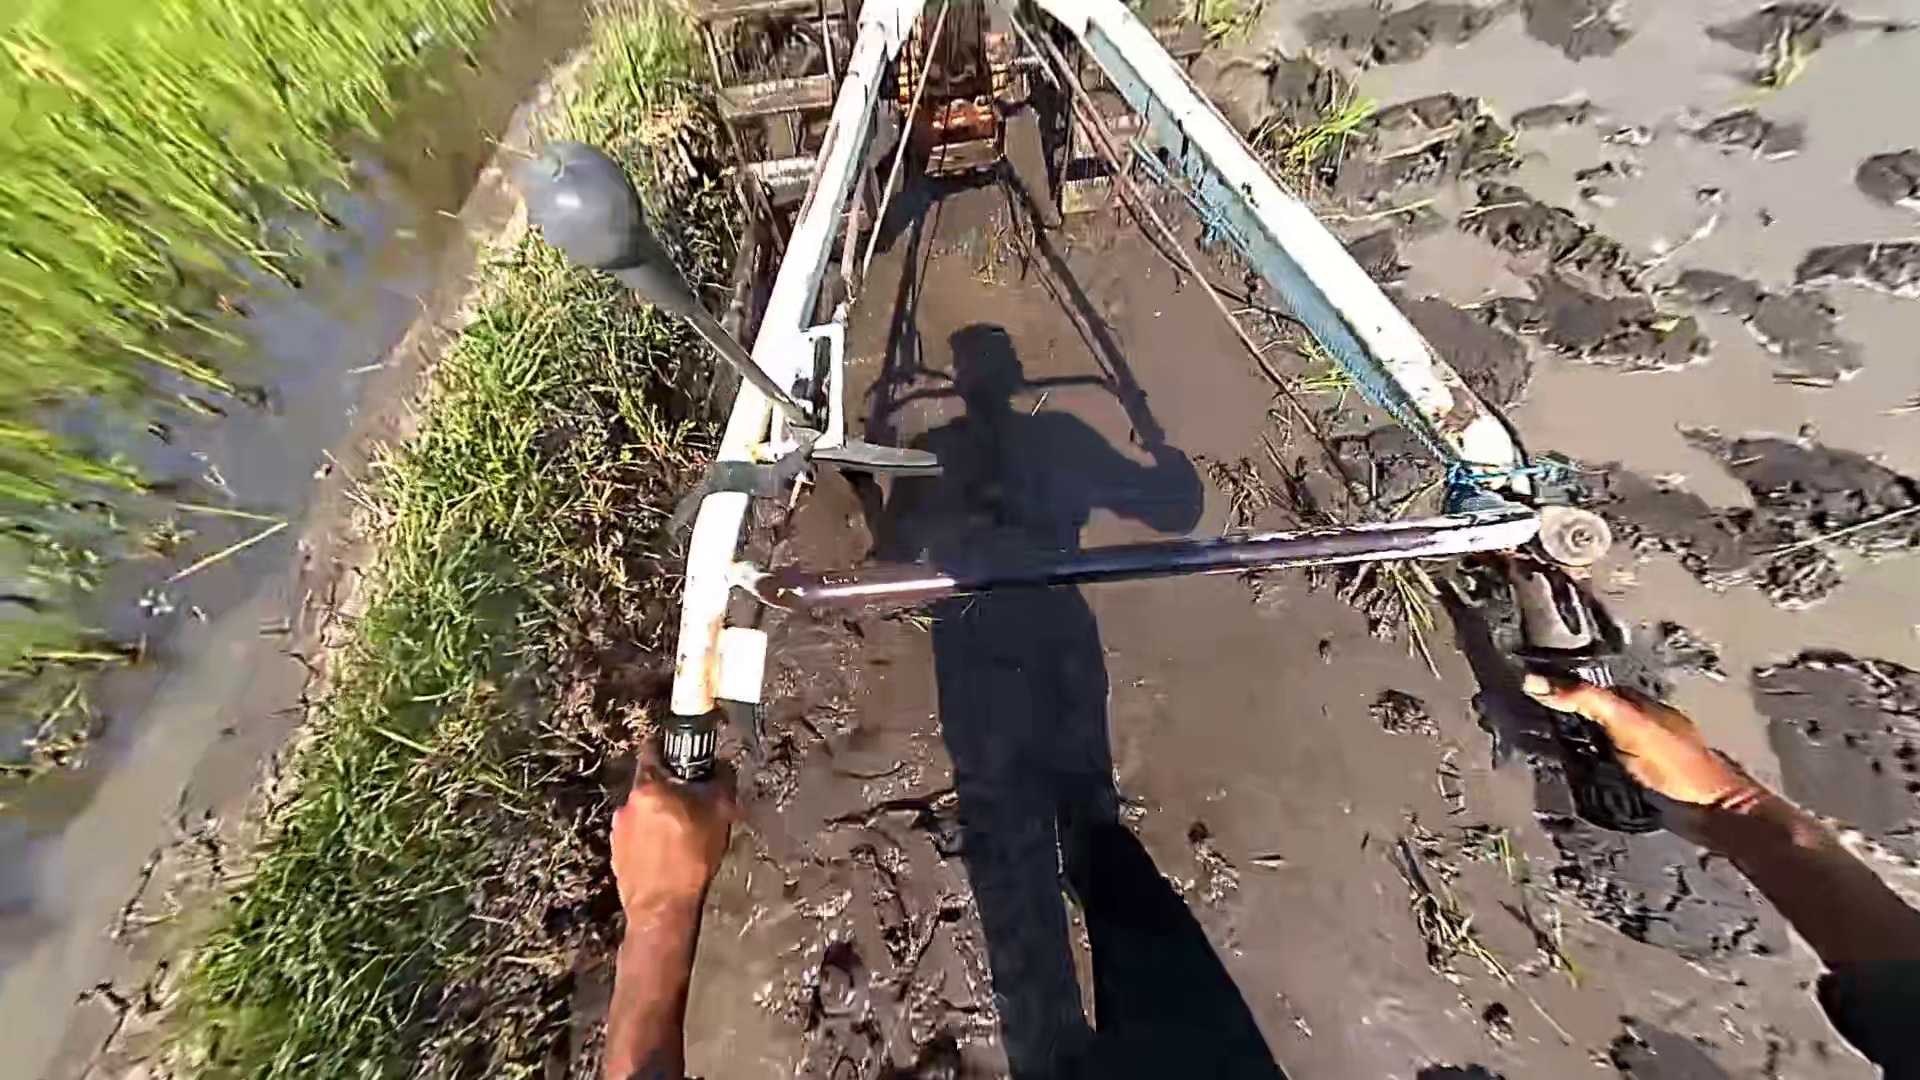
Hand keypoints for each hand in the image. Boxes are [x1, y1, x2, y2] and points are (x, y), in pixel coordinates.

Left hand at [611, 753, 735, 916]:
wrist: (663, 907)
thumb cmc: (693, 853)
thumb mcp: (721, 809)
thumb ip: (721, 777)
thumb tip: (720, 764)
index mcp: (649, 786)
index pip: (652, 748)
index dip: (671, 746)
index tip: (685, 752)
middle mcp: (628, 803)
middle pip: (651, 781)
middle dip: (671, 785)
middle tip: (694, 798)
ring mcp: (618, 829)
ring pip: (645, 807)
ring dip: (661, 811)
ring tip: (683, 828)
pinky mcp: (616, 852)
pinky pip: (638, 831)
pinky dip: (652, 833)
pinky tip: (669, 849)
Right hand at [1522, 675, 1765, 808]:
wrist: (1717, 820)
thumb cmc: (1678, 767)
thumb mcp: (1630, 724)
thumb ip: (1585, 699)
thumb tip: (1530, 680)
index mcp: (1641, 705)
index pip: (1588, 685)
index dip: (1557, 683)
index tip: (1523, 687)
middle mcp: (1636, 725)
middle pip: (1583, 710)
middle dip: (1552, 710)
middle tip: (1517, 713)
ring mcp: (1631, 753)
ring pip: (1581, 736)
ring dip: (1554, 736)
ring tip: (1523, 736)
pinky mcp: (1626, 779)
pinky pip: (1583, 760)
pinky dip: (1564, 758)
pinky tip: (1549, 760)